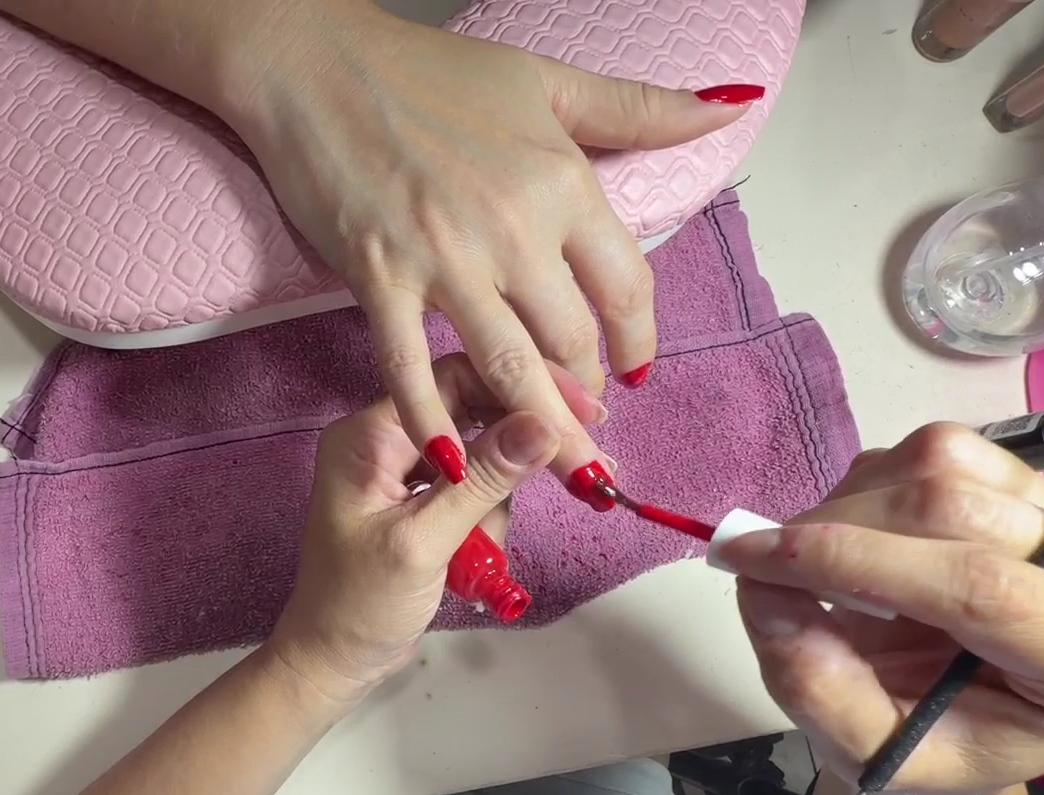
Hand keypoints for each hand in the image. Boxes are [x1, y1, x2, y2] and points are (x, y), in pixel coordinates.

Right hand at [222, 5, 756, 495]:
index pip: (623, 287)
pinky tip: (448, 462)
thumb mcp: (544, 80)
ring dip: (538, 431)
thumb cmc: (425, 73)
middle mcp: (511, 229)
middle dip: (585, 399)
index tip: (631, 378)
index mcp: (560, 182)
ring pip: (505, 366)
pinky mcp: (379, 281)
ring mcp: (441, 261)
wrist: (317, 71)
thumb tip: (726, 112)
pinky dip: (428, 418)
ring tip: (562, 474)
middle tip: (584, 435)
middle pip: (569, 342)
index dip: (635, 344)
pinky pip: (408, 365)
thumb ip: (637, 109)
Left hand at [268, 356, 557, 705]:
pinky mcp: (419, 502)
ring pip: (482, 459)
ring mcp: (402, 473)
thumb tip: (545, 423)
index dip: (520, 390)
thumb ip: (482, 483)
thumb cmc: (360, 605)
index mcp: (367, 436)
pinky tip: (476, 559)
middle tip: (584, 473)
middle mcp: (384, 441)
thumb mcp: (421, 543)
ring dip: (495, 506)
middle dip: (518, 454)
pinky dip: (485, 522)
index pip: (453, 382)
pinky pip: (473, 491)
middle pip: (474, 415)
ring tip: (481, 553)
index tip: (584, 412)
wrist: (334, 657)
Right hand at [714, 423, 1043, 794]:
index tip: (748, 560)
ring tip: (827, 557)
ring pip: (942, 467)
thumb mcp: (872, 751)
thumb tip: (762, 587)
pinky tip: (869, 530)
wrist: (986, 716)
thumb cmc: (939, 745)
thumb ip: (814, 686)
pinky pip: (940, 450)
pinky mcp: (1039, 485)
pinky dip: (872, 481)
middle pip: (953, 510)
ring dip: (847, 504)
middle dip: (830, 530)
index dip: (848, 562)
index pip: (983, 589)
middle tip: (765, 563)